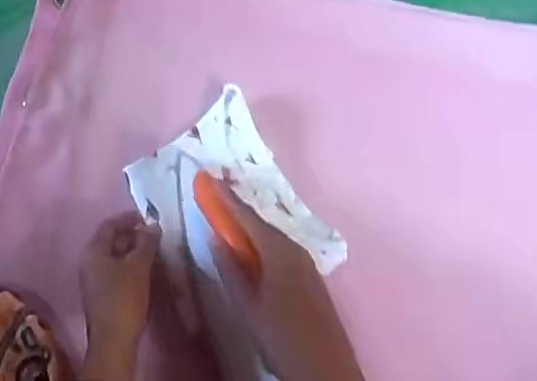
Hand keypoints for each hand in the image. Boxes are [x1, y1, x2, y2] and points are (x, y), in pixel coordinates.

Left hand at [79, 212, 159, 377]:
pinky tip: (141, 274)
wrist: (113, 341)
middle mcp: (87, 260)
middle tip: (150, 236)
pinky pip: (113, 272)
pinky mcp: (99, 295)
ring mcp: (91, 279)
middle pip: (109, 240)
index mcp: (93, 249)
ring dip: (129, 253)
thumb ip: (146, 244)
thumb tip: (153, 225)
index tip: (144, 217)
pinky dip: (126, 267)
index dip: (127, 218)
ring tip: (149, 254)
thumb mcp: (138, 267)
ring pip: (112, 257)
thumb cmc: (124, 298)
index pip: (109, 225)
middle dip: (130, 236)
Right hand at [212, 188, 366, 380]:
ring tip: (228, 217)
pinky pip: (281, 248)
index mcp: (278, 251)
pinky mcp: (312, 280)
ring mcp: (307, 265)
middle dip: (236, 207)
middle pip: (259, 222)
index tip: (206, 176)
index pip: (245, 215)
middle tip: (214, 193)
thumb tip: (215, 236)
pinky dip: (262, 241)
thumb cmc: (283, 340)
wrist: (330, 377)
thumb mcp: (248, 307)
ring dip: (249, 225)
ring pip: (271, 236)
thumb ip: (229, 268)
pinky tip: (253, 248)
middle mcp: (295, 249)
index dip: (224, 195)